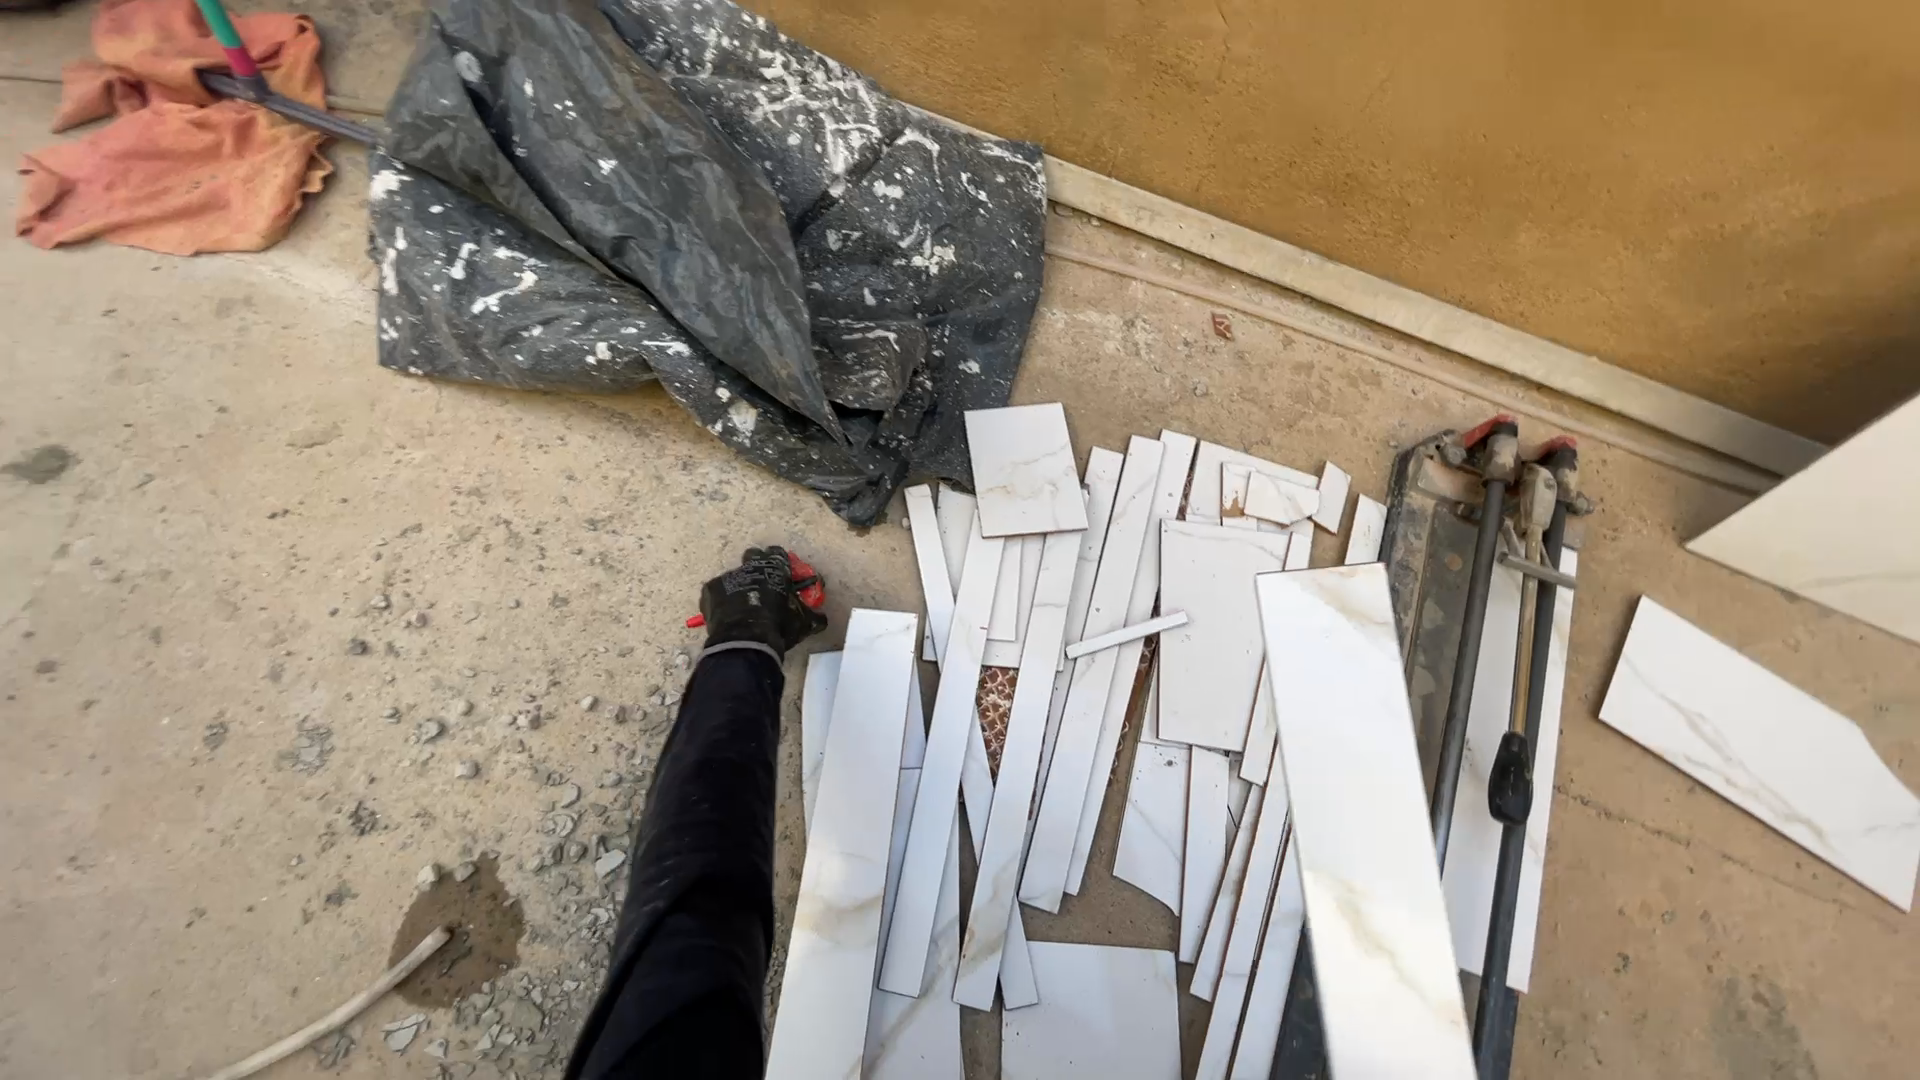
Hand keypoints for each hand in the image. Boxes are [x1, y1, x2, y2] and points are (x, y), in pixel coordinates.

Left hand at [697, 547, 827, 656]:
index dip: (780, 562)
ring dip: (740, 585)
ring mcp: (728, 576)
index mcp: (775, 568)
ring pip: (735, 575)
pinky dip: (723, 600)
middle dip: (757, 566)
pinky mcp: (711, 589)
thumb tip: (821, 618)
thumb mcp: (802, 621)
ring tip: (743, 606)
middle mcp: (751, 565)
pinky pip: (718, 591)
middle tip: (762, 584)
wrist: (745, 641)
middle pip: (753, 555)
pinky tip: (728, 614)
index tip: (782, 572)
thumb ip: (813, 615)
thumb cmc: (778, 626)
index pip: (778, 553)